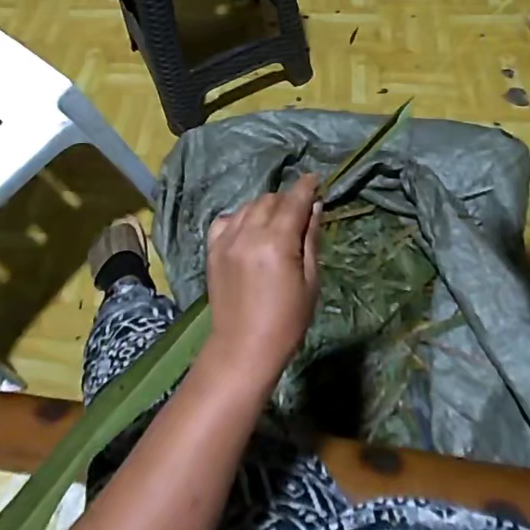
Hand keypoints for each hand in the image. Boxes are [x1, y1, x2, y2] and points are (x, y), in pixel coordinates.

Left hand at [203, 173, 321, 375]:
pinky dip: (241, 217)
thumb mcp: (310, 280)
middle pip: (271, 199)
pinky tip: (250, 230)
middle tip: (300, 213)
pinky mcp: (213, 251)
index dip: (308, 186)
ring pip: (249, 205)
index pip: (295, 199)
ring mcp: (227, 241)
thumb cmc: (287, 319)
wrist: (243, 349)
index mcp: (277, 242)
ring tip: (276, 222)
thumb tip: (315, 207)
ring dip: (266, 207)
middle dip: (288, 199)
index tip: (317, 180)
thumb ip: (311, 238)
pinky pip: (227, 219)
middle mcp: (249, 234)